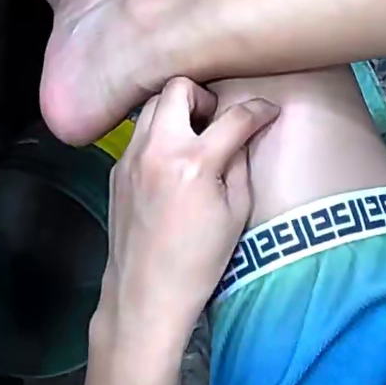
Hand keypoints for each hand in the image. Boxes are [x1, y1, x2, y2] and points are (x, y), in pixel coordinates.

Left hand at [92, 77, 278, 356]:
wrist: (145, 297)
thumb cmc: (200, 260)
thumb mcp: (237, 211)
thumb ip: (241, 161)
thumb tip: (246, 131)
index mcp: (194, 162)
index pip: (235, 117)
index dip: (259, 110)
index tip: (269, 112)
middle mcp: (157, 149)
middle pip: (179, 88)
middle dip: (204, 97)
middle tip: (216, 122)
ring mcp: (131, 157)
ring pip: (153, 104)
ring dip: (178, 110)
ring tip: (193, 137)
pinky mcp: (116, 169)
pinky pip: (141, 132)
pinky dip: (160, 133)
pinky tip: (171, 162)